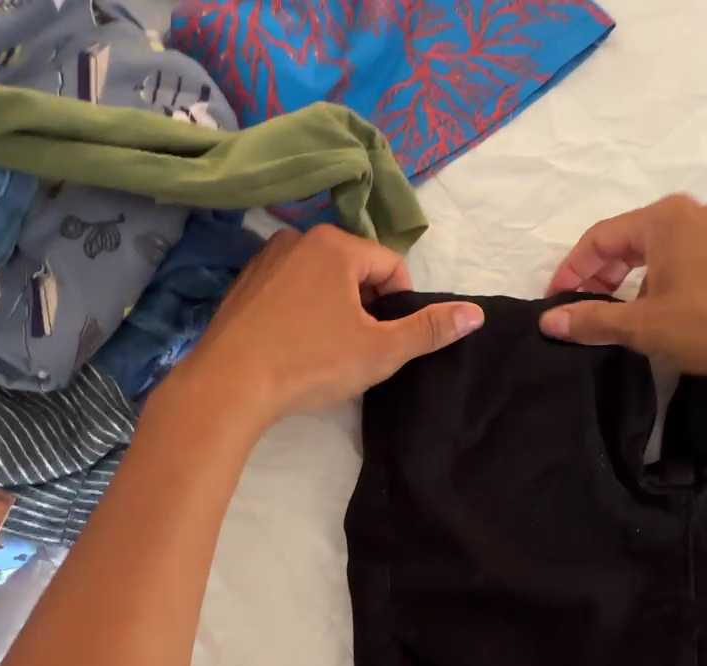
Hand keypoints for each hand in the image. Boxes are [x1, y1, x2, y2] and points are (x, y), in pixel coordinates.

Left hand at [168, 225, 483, 427]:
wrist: (230, 384)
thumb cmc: (311, 363)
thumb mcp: (381, 351)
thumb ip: (429, 330)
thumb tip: (477, 313)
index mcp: (337, 245)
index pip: (392, 267)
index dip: (400, 307)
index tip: (387, 343)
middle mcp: (300, 238)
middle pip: (356, 271)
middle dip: (366, 308)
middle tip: (357, 352)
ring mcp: (266, 259)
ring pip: (321, 281)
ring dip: (334, 311)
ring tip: (325, 353)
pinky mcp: (243, 284)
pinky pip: (289, 291)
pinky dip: (301, 313)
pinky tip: (294, 348)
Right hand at [540, 195, 706, 385]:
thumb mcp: (643, 325)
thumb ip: (593, 321)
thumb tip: (550, 321)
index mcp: (663, 218)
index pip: (599, 238)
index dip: (571, 271)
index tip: (555, 303)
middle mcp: (692, 214)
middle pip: (628, 240)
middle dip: (600, 276)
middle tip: (585, 311)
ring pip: (658, 253)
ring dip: (631, 284)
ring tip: (622, 320)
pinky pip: (685, 262)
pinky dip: (661, 284)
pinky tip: (664, 316)